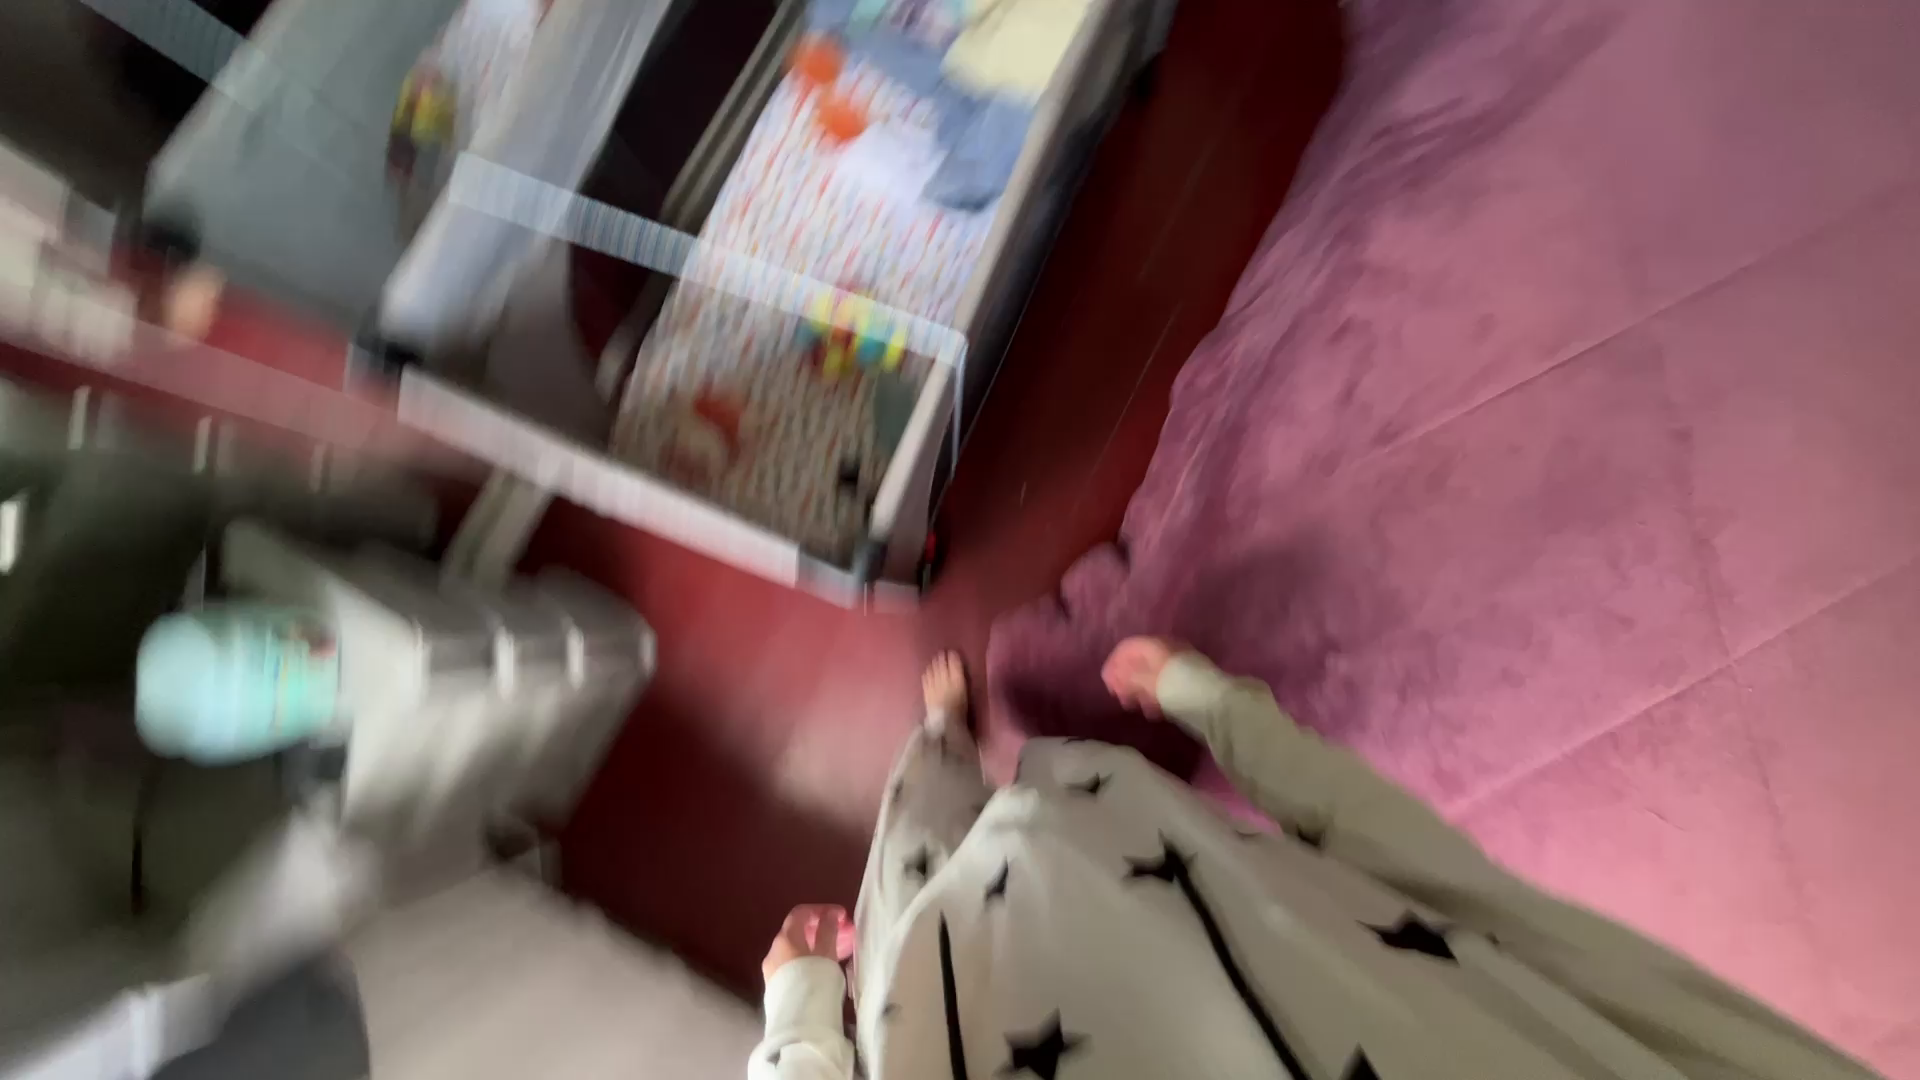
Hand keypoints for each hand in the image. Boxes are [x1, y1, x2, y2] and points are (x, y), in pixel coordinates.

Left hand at [763, 904, 853, 983]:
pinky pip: (792, 965)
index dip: (822, 909)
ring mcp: (771, 971)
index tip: (841, 916)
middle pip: (797, 931)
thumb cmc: (814, 981)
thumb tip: (830, 914)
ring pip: (795, 949)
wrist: (797, 1027)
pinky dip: (807, 960)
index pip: (801, 913)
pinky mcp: (774, 988)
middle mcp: (773, 951)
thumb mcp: (826, 952)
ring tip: (837, 953)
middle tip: (842, 934)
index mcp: (785, 938)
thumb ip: (828, 930)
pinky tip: (822, 969)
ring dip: (815, 945)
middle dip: (821, 928)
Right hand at [1102, 636, 1181, 717]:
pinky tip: (1153, 712)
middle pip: (1138, 661)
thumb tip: (1114, 675)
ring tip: (1135, 708)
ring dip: (1139, 691)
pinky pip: (1163, 686)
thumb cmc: (1178, 688)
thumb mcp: (1148, 682)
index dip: (1114, 663)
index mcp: (1156, 645)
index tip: (1107, 682)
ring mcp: (1178, 666)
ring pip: (1150, 675)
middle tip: (1119, 697)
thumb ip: (1127, 677)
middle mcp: (1167, 650)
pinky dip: (1154, 696)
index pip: (1127, 647)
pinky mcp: (1187, 682)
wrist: (1216, 704)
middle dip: (1126, 680)